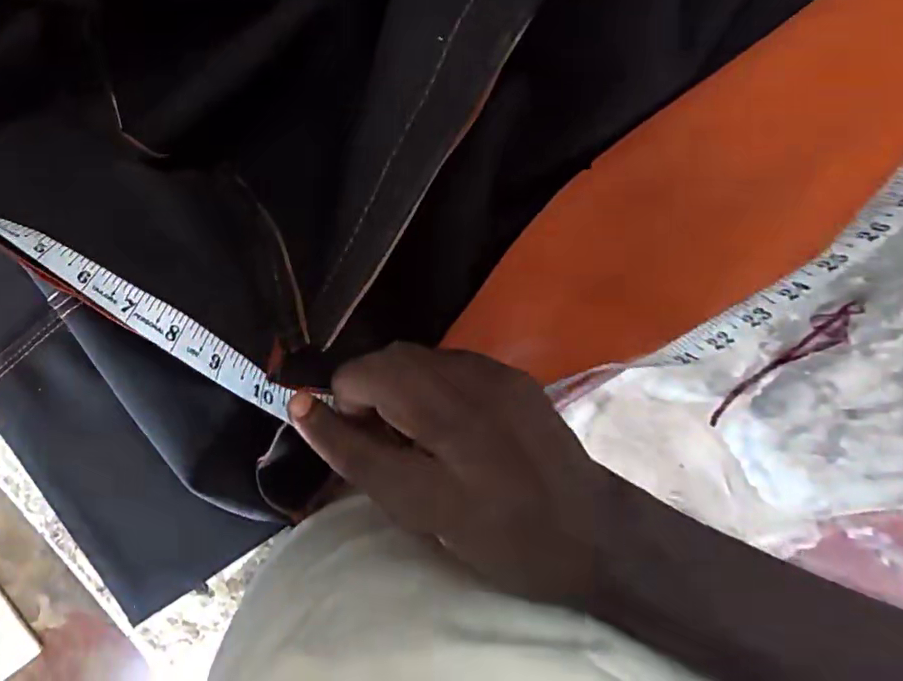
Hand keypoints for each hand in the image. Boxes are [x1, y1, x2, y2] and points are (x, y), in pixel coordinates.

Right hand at [287, 343, 610, 605]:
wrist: (602, 540)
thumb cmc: (502, 536)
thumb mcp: (416, 508)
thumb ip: (351, 452)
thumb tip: (300, 404)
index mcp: (439, 404)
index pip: (357, 376)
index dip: (351, 413)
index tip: (376, 453)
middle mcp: (463, 371)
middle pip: (384, 361)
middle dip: (375, 399)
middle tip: (398, 451)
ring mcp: (491, 368)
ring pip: (414, 361)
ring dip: (403, 393)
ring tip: (427, 441)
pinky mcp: (510, 374)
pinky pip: (448, 368)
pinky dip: (434, 391)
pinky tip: (459, 432)